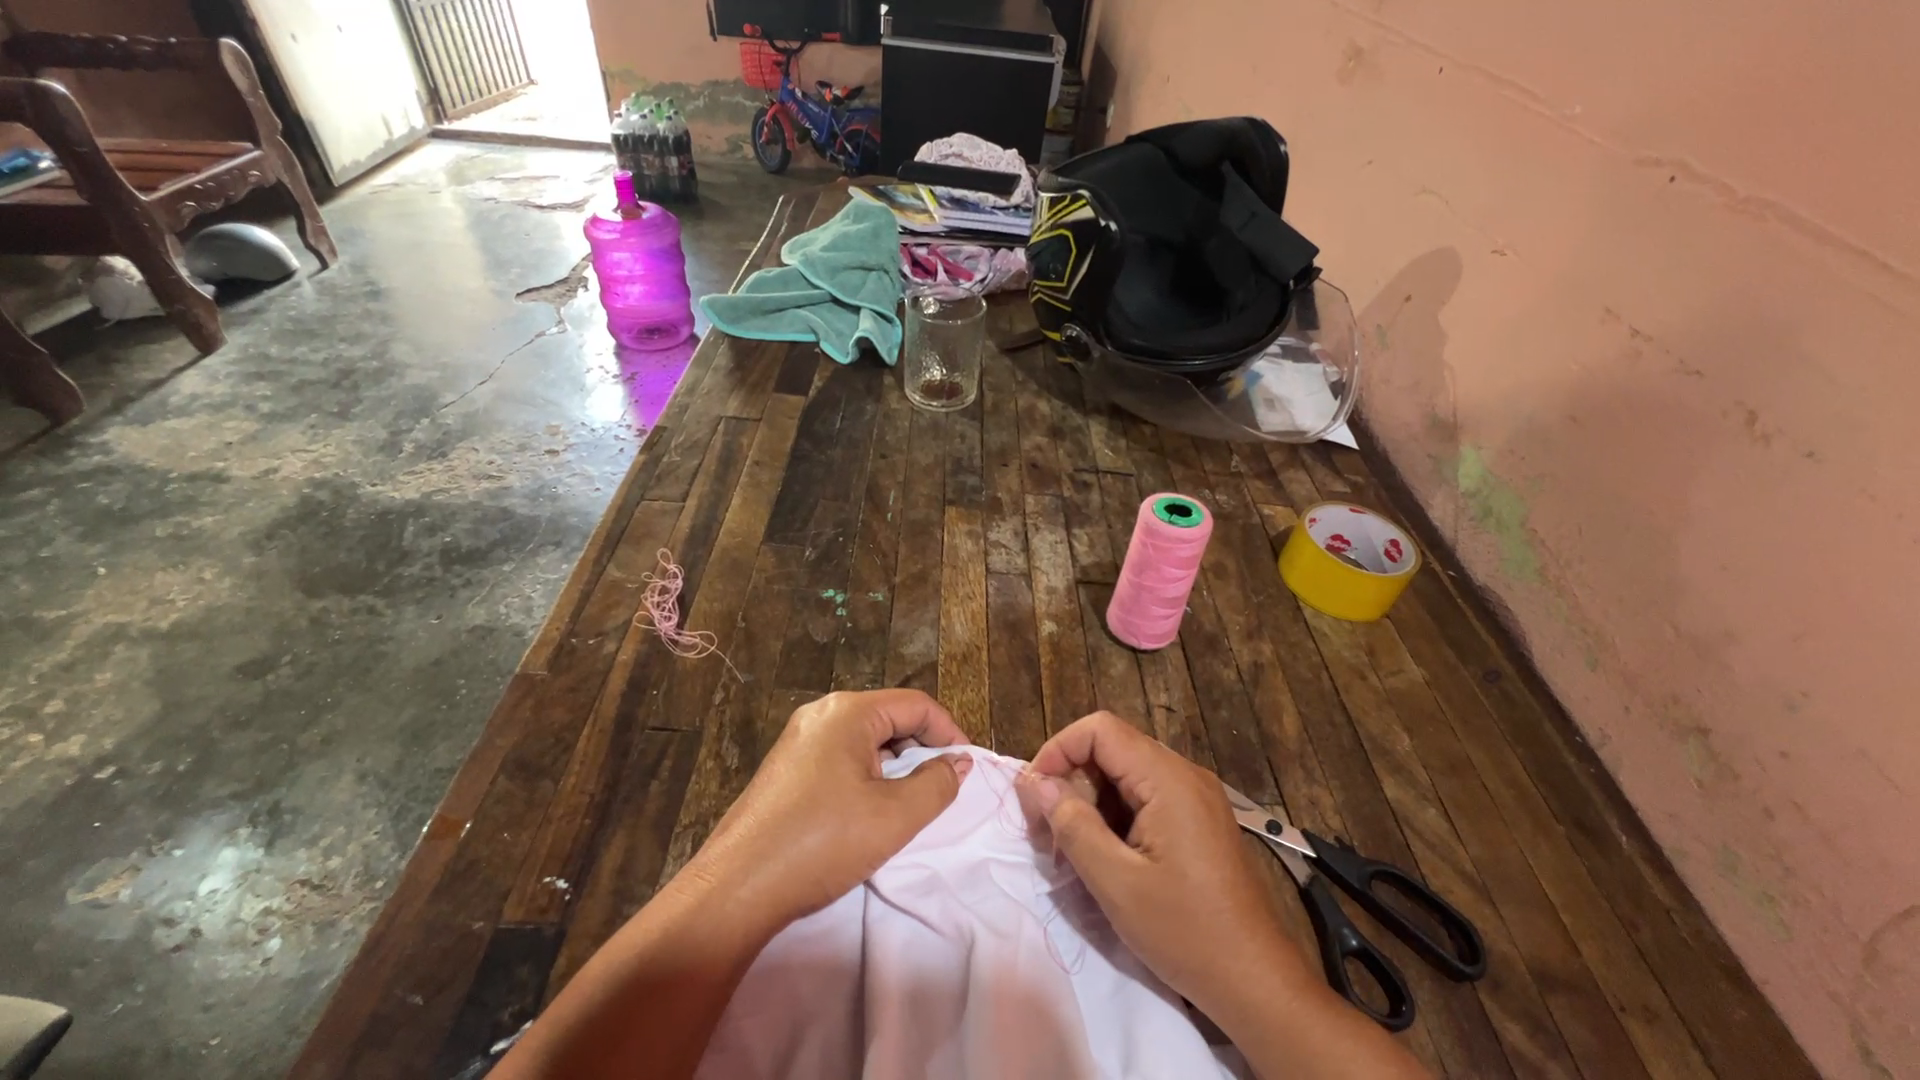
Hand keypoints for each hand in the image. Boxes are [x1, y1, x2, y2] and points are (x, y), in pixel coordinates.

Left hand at [678, 688, 973, 927]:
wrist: (738, 887)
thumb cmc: (822, 842)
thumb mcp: (895, 816)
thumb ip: (938, 784)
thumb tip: (959, 762)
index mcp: (848, 711)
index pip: (916, 704)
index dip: (949, 733)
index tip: (969, 770)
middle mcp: (820, 714)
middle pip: (889, 717)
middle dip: (923, 748)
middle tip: (943, 789)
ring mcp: (797, 740)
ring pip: (865, 740)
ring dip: (896, 766)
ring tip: (910, 805)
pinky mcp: (785, 769)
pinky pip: (841, 758)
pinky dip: (867, 776)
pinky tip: (869, 813)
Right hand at [1016, 711, 1298, 1015]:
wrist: (1255, 979)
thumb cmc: (1185, 931)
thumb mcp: (1116, 882)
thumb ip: (1073, 825)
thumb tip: (1036, 783)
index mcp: (1168, 779)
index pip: (1099, 729)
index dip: (1058, 751)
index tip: (1033, 797)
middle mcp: (1185, 775)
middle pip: (1111, 750)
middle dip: (1069, 781)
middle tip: (1045, 834)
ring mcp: (1195, 798)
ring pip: (1125, 775)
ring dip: (1089, 803)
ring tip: (1069, 852)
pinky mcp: (1198, 822)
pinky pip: (1145, 799)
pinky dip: (1114, 818)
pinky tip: (1102, 859)